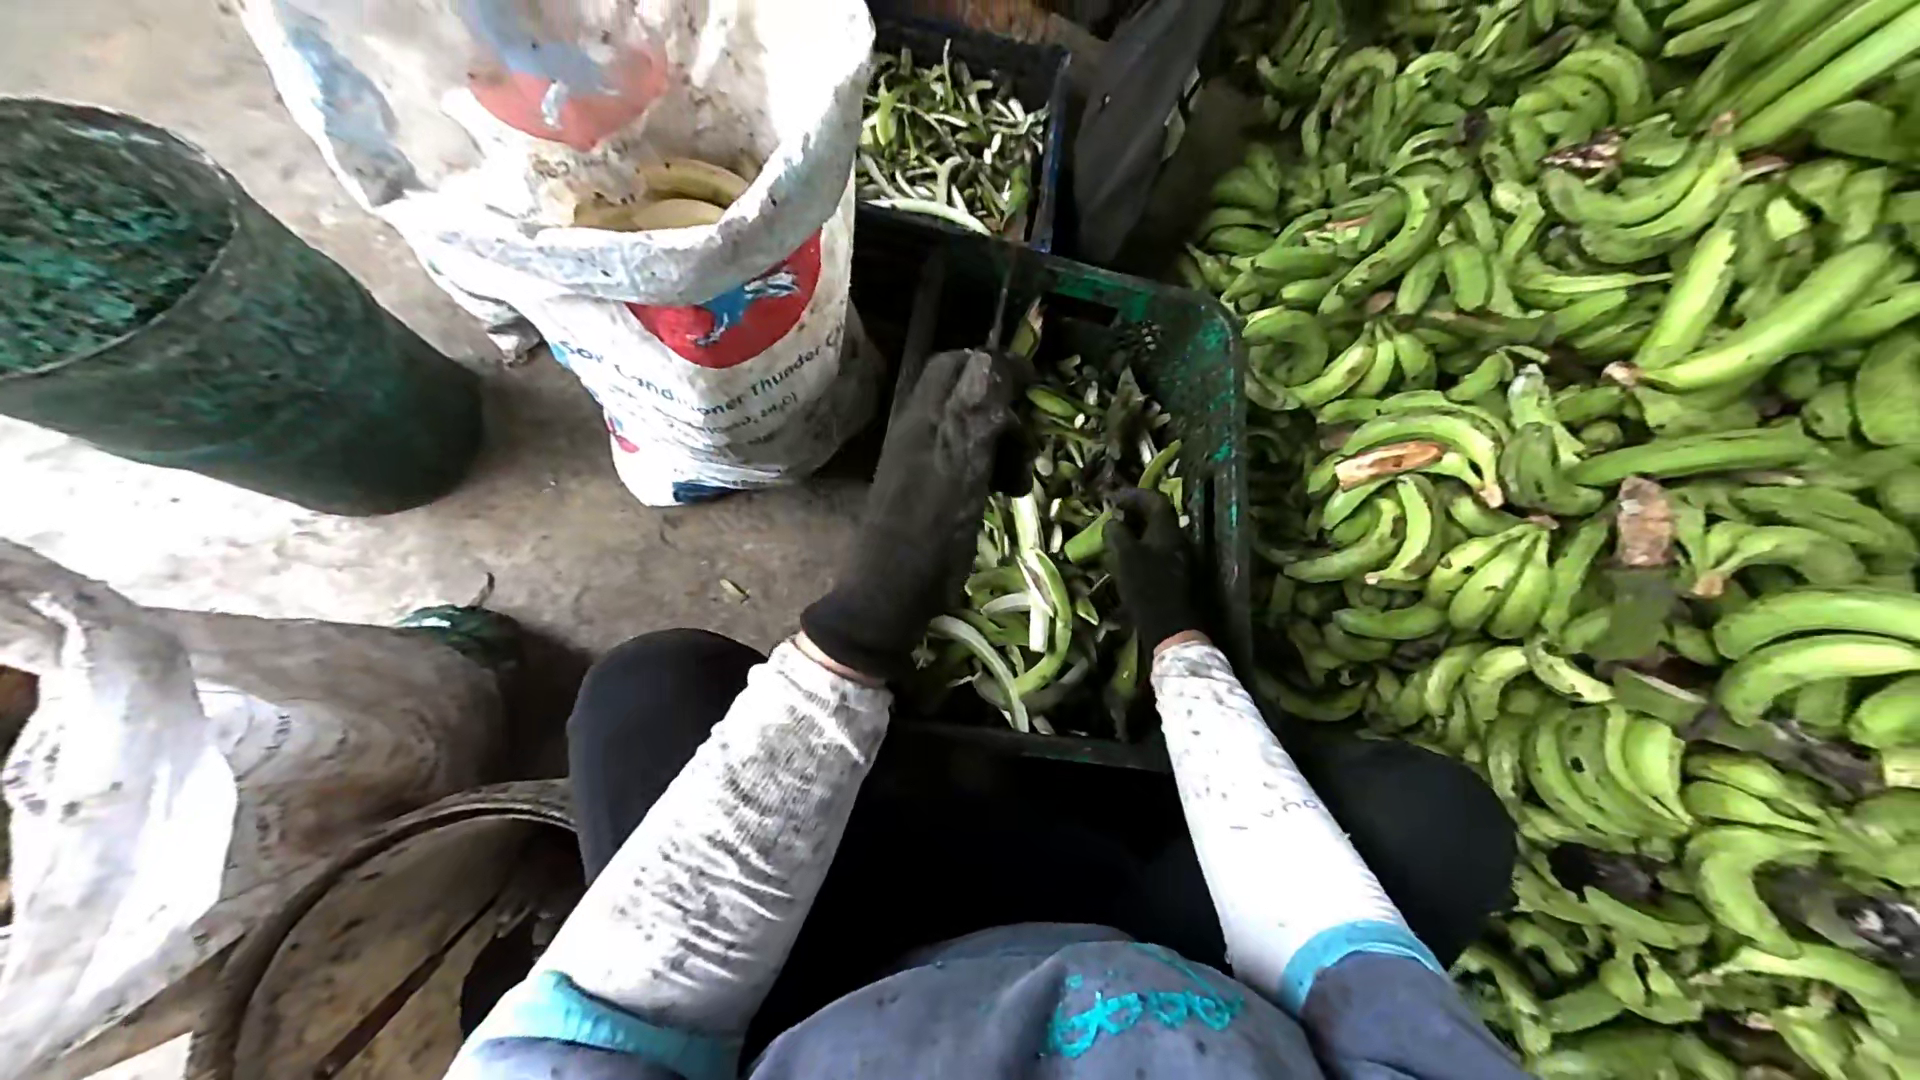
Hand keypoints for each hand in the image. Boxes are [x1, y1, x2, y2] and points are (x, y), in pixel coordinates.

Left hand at [801, 349, 1020, 680]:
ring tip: (1019, 478)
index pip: (958, 363)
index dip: (996, 366)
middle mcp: (921, 429)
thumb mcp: (963, 458)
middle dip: (1007, 413)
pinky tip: (1006, 493)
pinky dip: (993, 470)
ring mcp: (925, 459)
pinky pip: (970, 462)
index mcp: (923, 415)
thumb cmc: (931, 525)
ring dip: (1005, 447)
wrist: (894, 588)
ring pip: (976, 431)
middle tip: (1026, 443)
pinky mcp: (933, 488)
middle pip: (971, 397)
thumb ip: (979, 405)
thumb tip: (996, 357)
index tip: (1033, 384)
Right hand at [1107, 488, 1203, 651]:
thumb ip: (1117, 534)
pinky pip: (1158, 551)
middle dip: (1135, 512)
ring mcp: (1180, 559)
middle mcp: (1178, 541)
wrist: (1169, 626)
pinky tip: (1126, 558)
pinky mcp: (1176, 576)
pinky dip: (1141, 547)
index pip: (1155, 500)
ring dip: (1137, 531)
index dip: (1134, 495)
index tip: (1113, 498)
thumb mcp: (1125, 556)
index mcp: (1168, 531)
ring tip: (1115, 536)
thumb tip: (1112, 521)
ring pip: (1157, 535)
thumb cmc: (1146, 587)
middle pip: (1158, 517)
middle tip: (1113, 514)